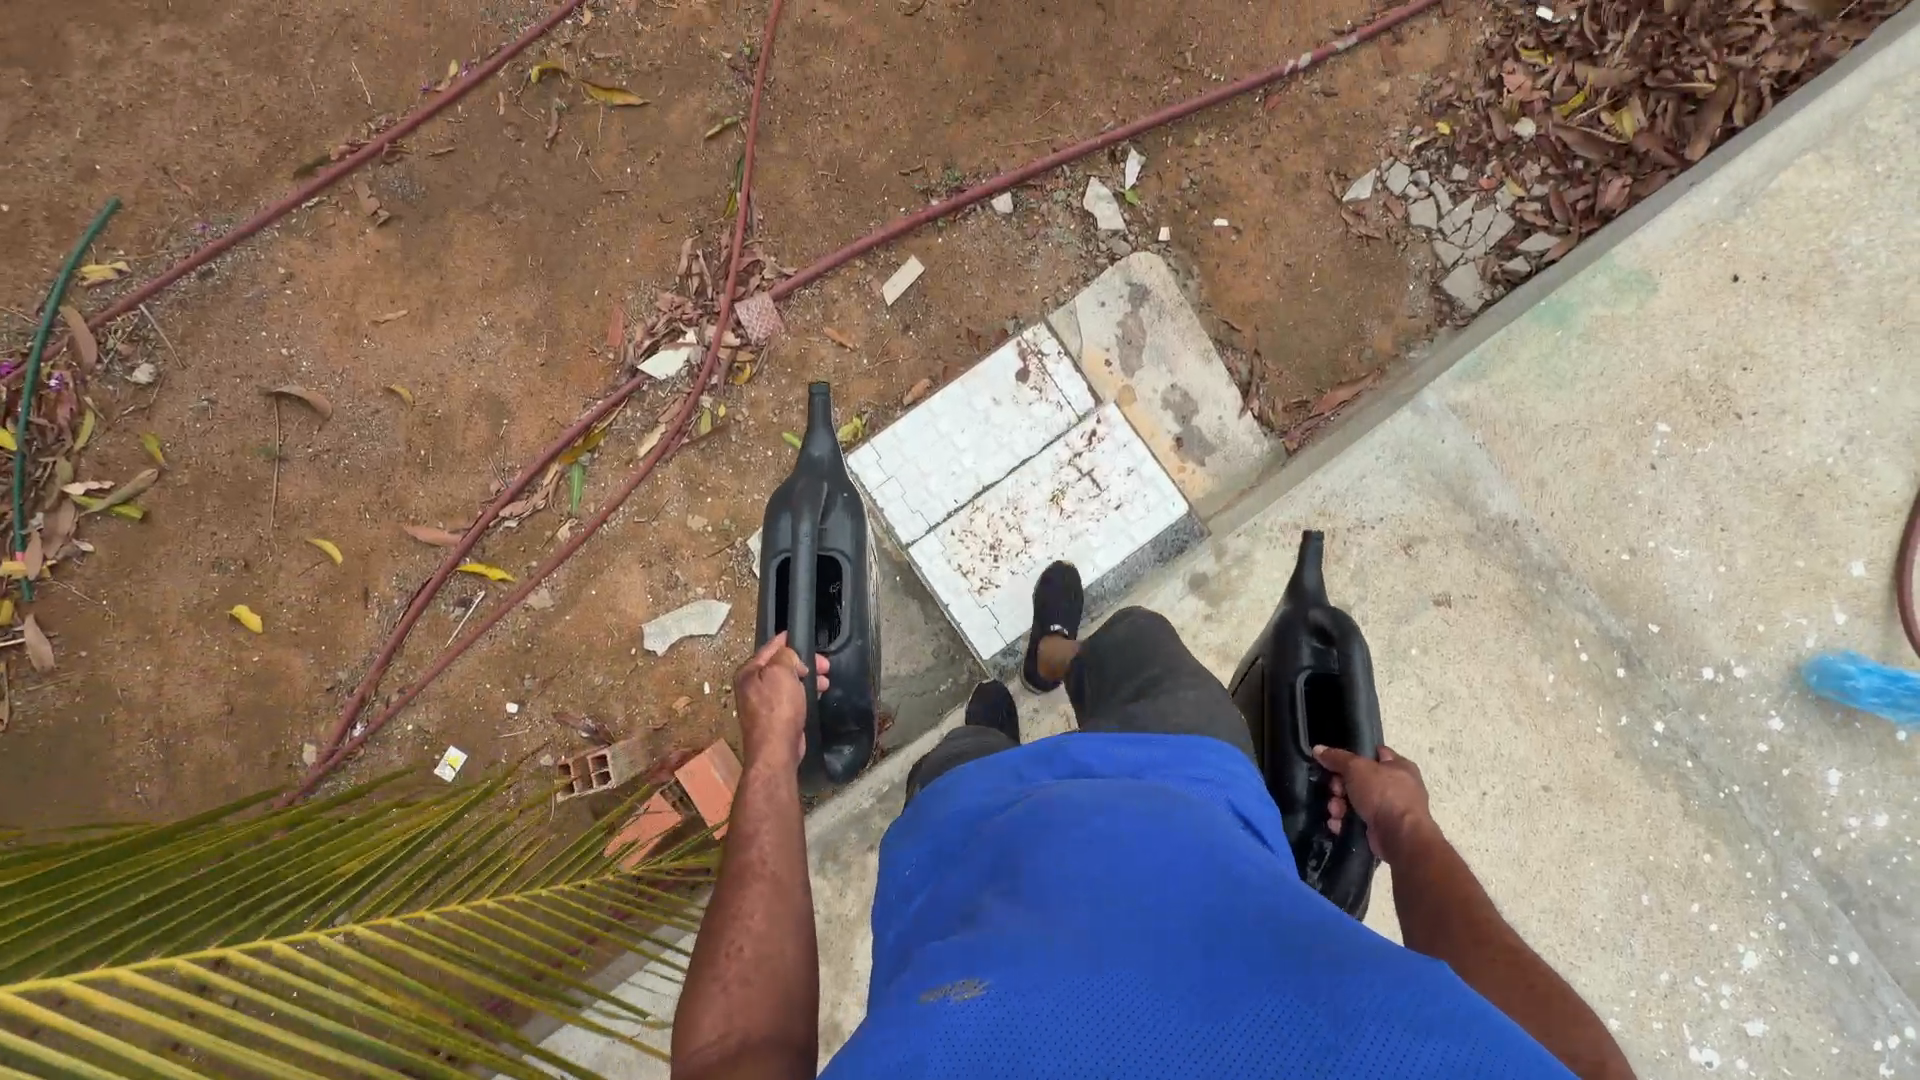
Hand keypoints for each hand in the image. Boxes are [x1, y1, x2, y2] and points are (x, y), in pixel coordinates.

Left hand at [732, 631, 829, 770]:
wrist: (776, 750)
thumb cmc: (777, 709)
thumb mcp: (781, 672)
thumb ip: (786, 655)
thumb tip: (791, 657)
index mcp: (749, 673)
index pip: (769, 648)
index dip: (787, 640)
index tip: (800, 634)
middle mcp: (752, 686)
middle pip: (781, 665)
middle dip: (803, 662)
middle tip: (824, 665)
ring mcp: (762, 703)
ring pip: (789, 682)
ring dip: (808, 678)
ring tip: (825, 681)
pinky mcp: (775, 717)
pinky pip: (791, 697)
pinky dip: (805, 693)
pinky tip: (817, 695)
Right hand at [1314, 744, 1437, 863]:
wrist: (1400, 837)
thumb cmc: (1383, 794)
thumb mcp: (1356, 768)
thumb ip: (1336, 757)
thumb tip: (1318, 749)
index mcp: (1399, 766)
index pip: (1373, 753)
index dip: (1353, 754)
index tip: (1333, 760)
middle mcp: (1397, 787)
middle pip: (1359, 779)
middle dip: (1340, 786)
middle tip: (1334, 790)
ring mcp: (1390, 809)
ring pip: (1355, 800)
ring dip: (1339, 805)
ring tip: (1335, 811)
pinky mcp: (1382, 828)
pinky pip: (1357, 820)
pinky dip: (1345, 821)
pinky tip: (1337, 823)